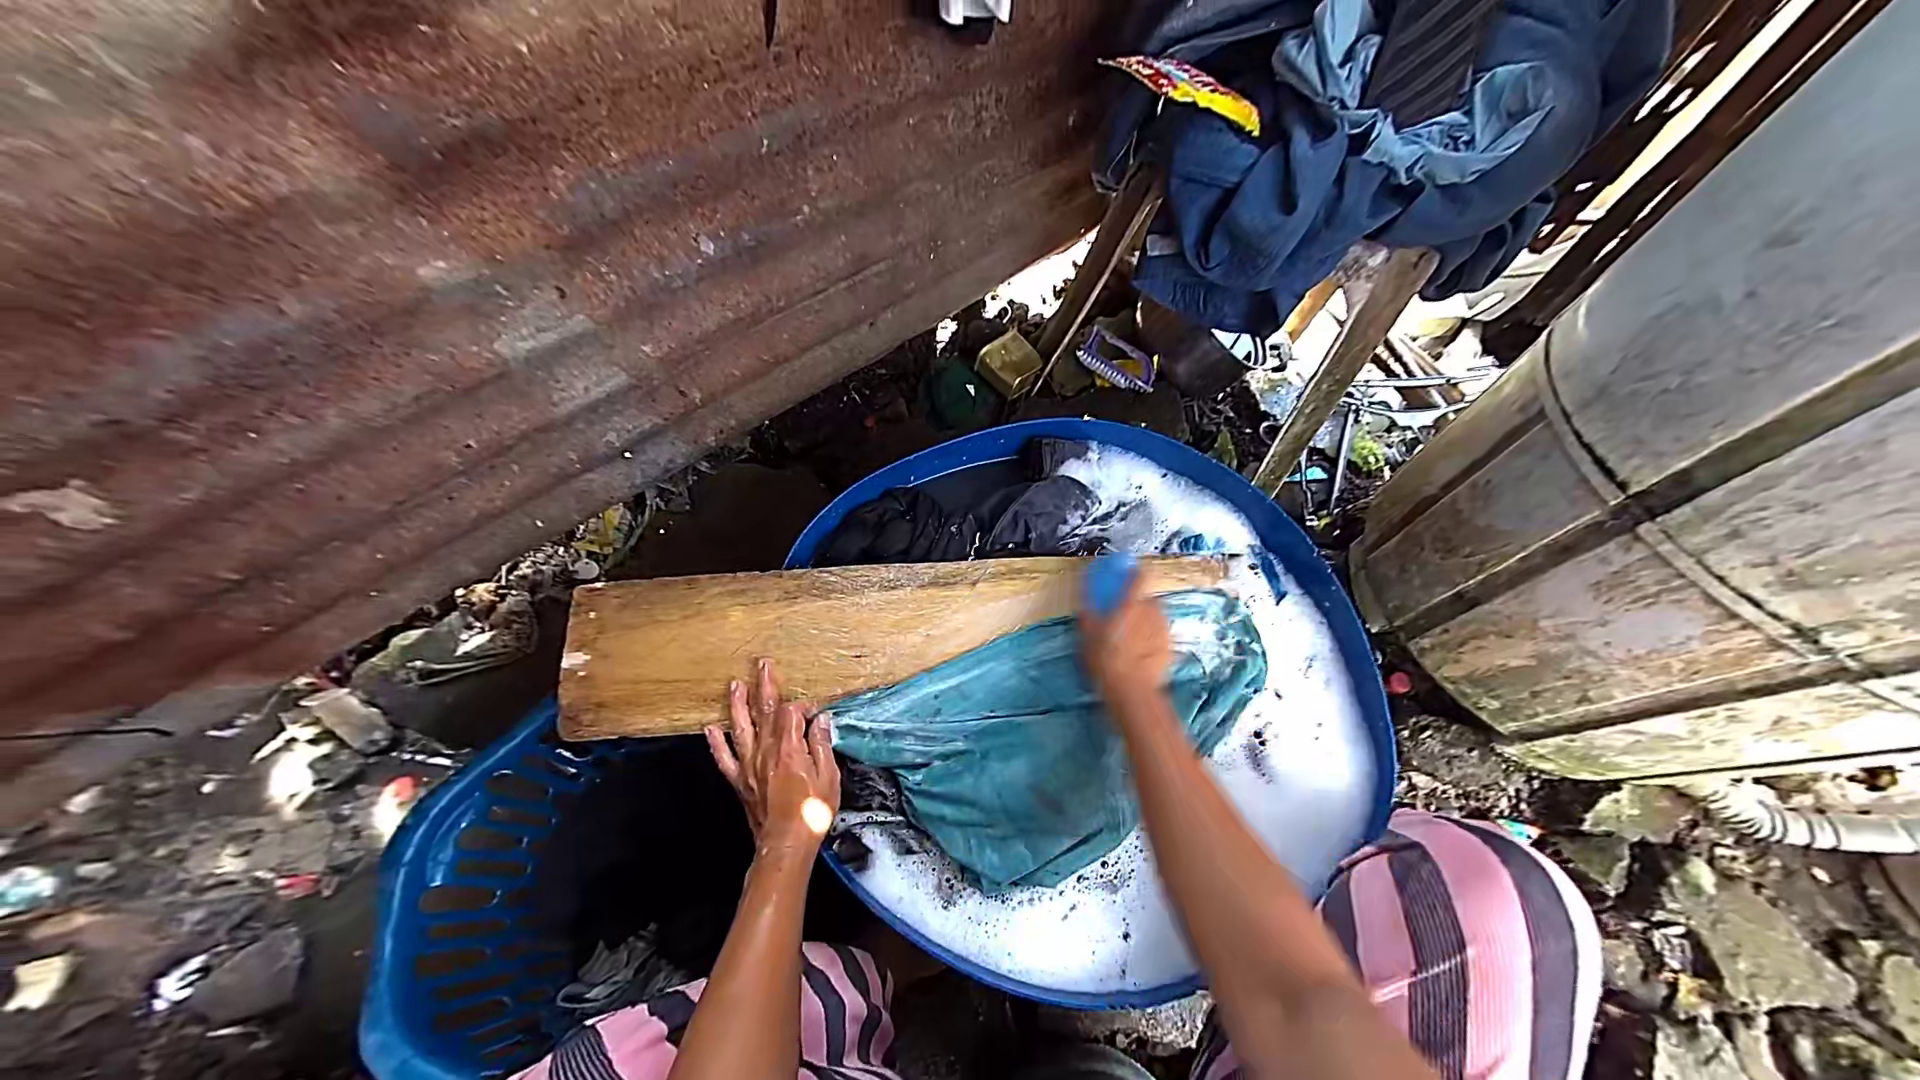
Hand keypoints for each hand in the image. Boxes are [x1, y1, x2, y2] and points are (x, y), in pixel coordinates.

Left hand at [706, 658, 840, 856]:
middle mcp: (766, 752)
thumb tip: (821, 721)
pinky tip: (711, 729)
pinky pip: (724, 758)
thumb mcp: (830, 776)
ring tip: (735, 685)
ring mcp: (749, 766)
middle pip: (764, 711)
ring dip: (738, 704)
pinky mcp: (739, 781)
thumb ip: (822, 745)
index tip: (815, 711)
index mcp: (790, 748)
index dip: (803, 706)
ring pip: (741, 728)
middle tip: (763, 665)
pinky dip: (717, 743)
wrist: (786, 843)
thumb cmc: (812, 812)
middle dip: (765, 685)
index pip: (791, 713)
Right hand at [1079, 568, 1172, 710]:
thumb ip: (1087, 609)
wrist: (1132, 691)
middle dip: (1137, 602)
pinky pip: (1160, 633)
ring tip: (1131, 636)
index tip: (1127, 575)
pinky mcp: (1170, 646)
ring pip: (1155, 615)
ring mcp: (1164, 628)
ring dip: (1145, 619)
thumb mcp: (1087, 634)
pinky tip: (1140, 651)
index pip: (1141, 575)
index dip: (1135, 572)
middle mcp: (1152, 611)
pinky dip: (1152, 636)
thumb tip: (1083, 591)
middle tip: (1121, 615)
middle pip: (1147, 597)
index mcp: (1131, 603)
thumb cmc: (1106, 659)